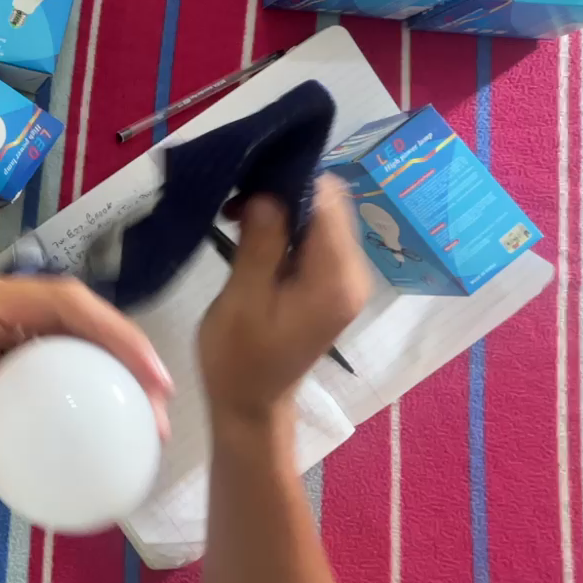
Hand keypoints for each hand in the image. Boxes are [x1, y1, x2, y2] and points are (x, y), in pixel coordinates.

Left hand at [0, 274, 174, 529]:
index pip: (59, 300)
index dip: (113, 330)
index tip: (153, 379)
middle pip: (77, 312)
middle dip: (127, 348)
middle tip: (163, 401)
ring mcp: (10, 329)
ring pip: (80, 334)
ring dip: (121, 366)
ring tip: (155, 413)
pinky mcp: (20, 355)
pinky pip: (71, 358)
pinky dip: (102, 382)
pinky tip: (128, 416)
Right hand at [199, 176, 370, 426]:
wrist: (250, 403)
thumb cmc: (239, 356)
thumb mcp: (242, 299)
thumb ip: (260, 244)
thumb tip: (267, 195)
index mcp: (334, 279)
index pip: (327, 203)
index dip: (289, 181)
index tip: (245, 179)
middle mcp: (350, 274)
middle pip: (327, 207)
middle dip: (281, 192)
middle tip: (231, 199)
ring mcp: (341, 280)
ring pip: (318, 219)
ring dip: (278, 209)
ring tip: (233, 214)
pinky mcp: (327, 284)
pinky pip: (312, 239)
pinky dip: (283, 227)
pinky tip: (249, 231)